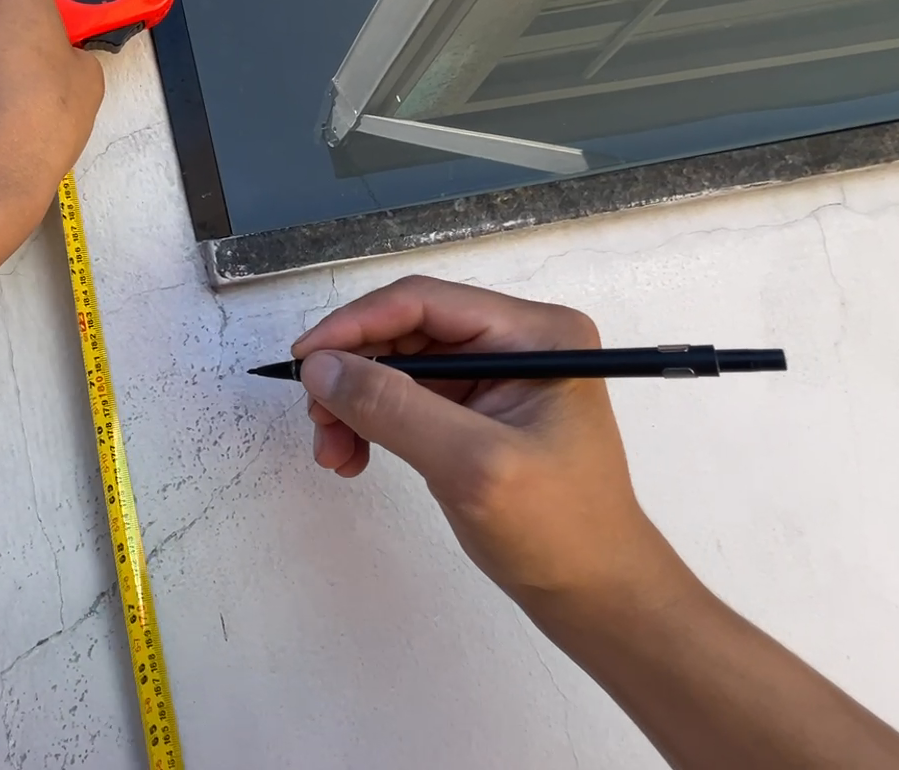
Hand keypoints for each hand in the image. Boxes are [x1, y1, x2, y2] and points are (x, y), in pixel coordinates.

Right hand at [292, 276, 686, 607]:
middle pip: (396, 332)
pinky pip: (393, 395)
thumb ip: (391, 408)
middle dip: (349, 374)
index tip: (303, 361)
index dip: (352, 325)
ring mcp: (486, 373)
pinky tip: (351, 456)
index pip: (419, 302)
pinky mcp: (464, 404)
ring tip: (333, 452)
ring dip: (349, 404)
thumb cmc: (558, 531)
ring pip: (386, 364)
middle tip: (317, 421)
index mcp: (534, 335)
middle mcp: (509, 341)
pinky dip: (363, 422)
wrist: (595, 597)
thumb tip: (316, 366)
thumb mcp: (470, 465)